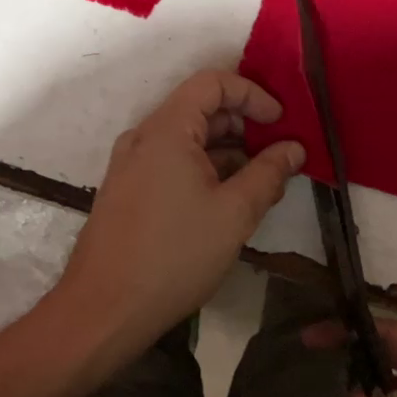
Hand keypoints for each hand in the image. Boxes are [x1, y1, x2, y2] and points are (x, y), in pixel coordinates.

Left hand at [53, 70, 304, 350]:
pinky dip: (204, 169)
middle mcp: (144, 137)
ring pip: (187, 139)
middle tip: (279, 154)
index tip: (281, 122)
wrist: (102, 313)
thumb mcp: (234, 213)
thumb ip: (268, 173)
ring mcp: (131, 165)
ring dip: (228, 151)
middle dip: (244, 125)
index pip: (213, 82)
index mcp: (166, 129)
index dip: (252, 94)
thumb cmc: (173, 255)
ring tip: (262, 183)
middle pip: (200, 108)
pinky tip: (229, 202)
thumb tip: (294, 149)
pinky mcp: (128, 192)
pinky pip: (172, 163)